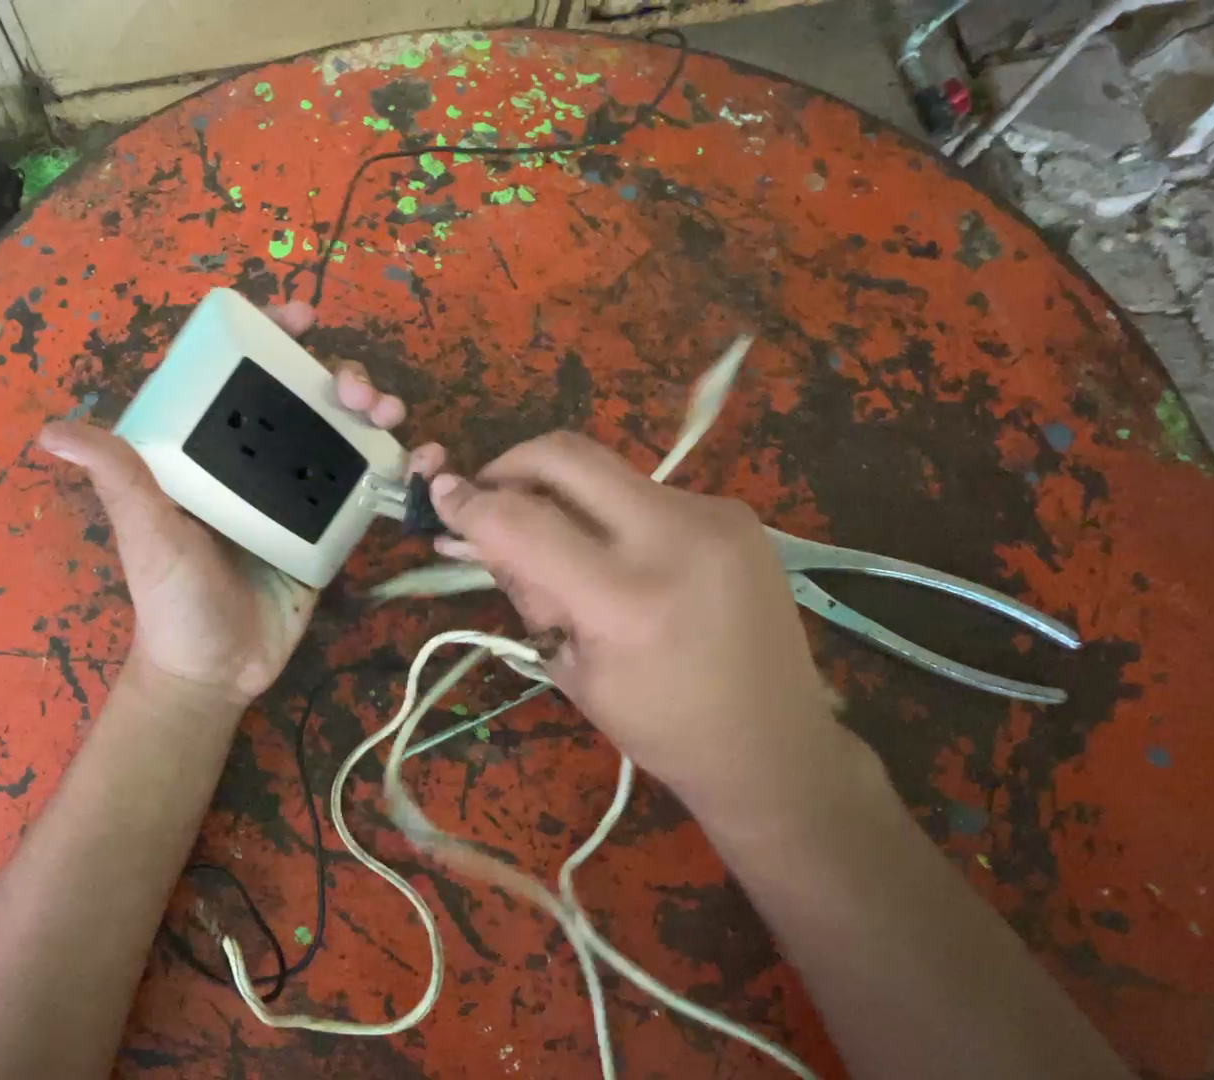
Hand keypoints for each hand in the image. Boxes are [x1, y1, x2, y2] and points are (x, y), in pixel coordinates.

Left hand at [40, 301, 443, 705]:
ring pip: (339, 432)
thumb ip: (118, 478)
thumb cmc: (173, 599)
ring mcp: (295, 493)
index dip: (268, 339)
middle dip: (336, 376)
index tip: (300, 318)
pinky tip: (421, 459)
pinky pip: (364, 485)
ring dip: (371, 410)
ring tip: (388, 414)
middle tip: (355, 390)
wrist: (220, 672)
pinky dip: (397, 464)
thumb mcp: (146, 534)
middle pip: (300, 397)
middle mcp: (253, 463)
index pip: (236, 378)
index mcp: (208, 452)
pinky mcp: (328, 527)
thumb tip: (51, 430)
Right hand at [428, 431, 849, 820]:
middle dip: (509, 464)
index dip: (468, 503)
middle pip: (566, 456)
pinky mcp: (733, 511)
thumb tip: (469, 531)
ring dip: (558, 492)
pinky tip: (612, 554)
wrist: (776, 744)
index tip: (438, 495)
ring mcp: (714, 515)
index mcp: (627, 601)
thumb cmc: (657, 726)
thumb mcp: (567, 666)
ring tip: (554, 544)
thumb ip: (523, 587)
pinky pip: (641, 491)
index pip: (522, 522)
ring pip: (603, 470)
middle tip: (486, 494)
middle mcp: (675, 538)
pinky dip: (604, 510)